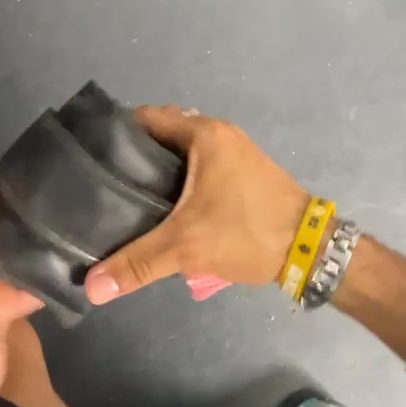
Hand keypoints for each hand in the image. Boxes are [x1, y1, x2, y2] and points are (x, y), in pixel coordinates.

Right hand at [84, 105, 310, 303]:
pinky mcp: (246, 169)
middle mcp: (219, 133)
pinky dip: (184, 174)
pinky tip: (170, 204)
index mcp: (203, 134)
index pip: (145, 118)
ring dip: (162, 165)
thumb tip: (93, 288)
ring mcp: (236, 149)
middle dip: (137, 152)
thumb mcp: (187, 247)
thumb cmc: (247, 232)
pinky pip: (203, 161)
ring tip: (132, 194)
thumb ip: (137, 264)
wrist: (312, 250)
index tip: (94, 157)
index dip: (117, 134)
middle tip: (109, 180)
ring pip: (185, 148)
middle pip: (164, 131)